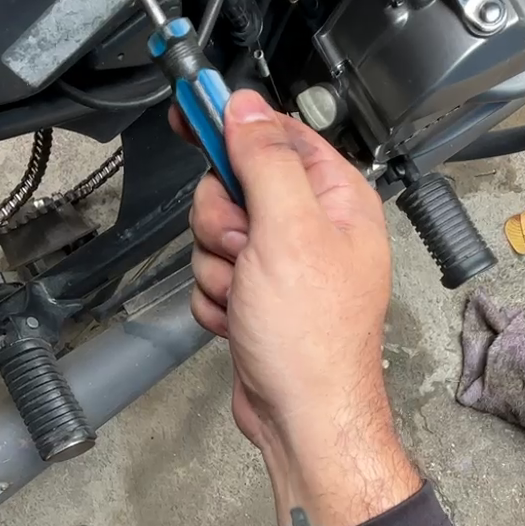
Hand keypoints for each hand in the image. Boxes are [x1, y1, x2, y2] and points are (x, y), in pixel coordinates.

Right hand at [186, 91, 420, 525]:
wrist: (302, 417)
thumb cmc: (313, 340)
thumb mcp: (289, 233)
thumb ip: (265, 161)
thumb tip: (244, 108)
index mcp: (334, 199)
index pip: (275, 133)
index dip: (231, 123)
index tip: (190, 113)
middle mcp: (310, 228)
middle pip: (234, 186)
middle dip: (223, 222)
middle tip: (244, 249)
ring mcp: (279, 266)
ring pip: (215, 236)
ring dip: (219, 269)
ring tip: (249, 297)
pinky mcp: (255, 298)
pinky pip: (212, 278)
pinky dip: (218, 302)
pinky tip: (243, 321)